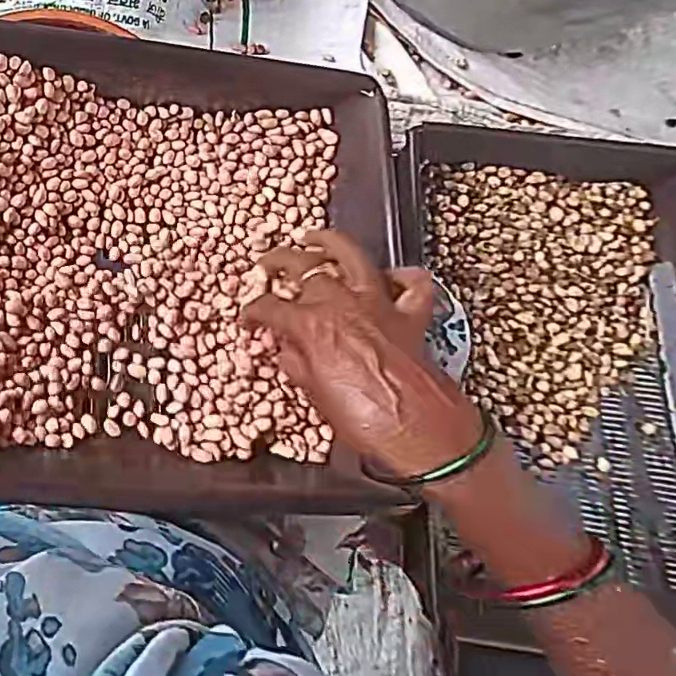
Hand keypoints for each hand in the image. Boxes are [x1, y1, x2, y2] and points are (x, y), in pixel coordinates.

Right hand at [239, 230, 482, 478]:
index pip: (268, 306)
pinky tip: (389, 277)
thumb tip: (287, 346)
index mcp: (310, 325)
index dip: (252, 312)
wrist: (425, 437)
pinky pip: (412, 284)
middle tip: (268, 265)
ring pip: (352, 256)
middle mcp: (342, 305)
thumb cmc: (367, 421)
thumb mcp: (313, 392)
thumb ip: (295, 360)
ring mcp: (379, 305)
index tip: (250, 320)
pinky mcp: (411, 317)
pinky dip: (401, 277)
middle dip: (278, 262)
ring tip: (314, 238)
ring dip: (330, 242)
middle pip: (302, 266)